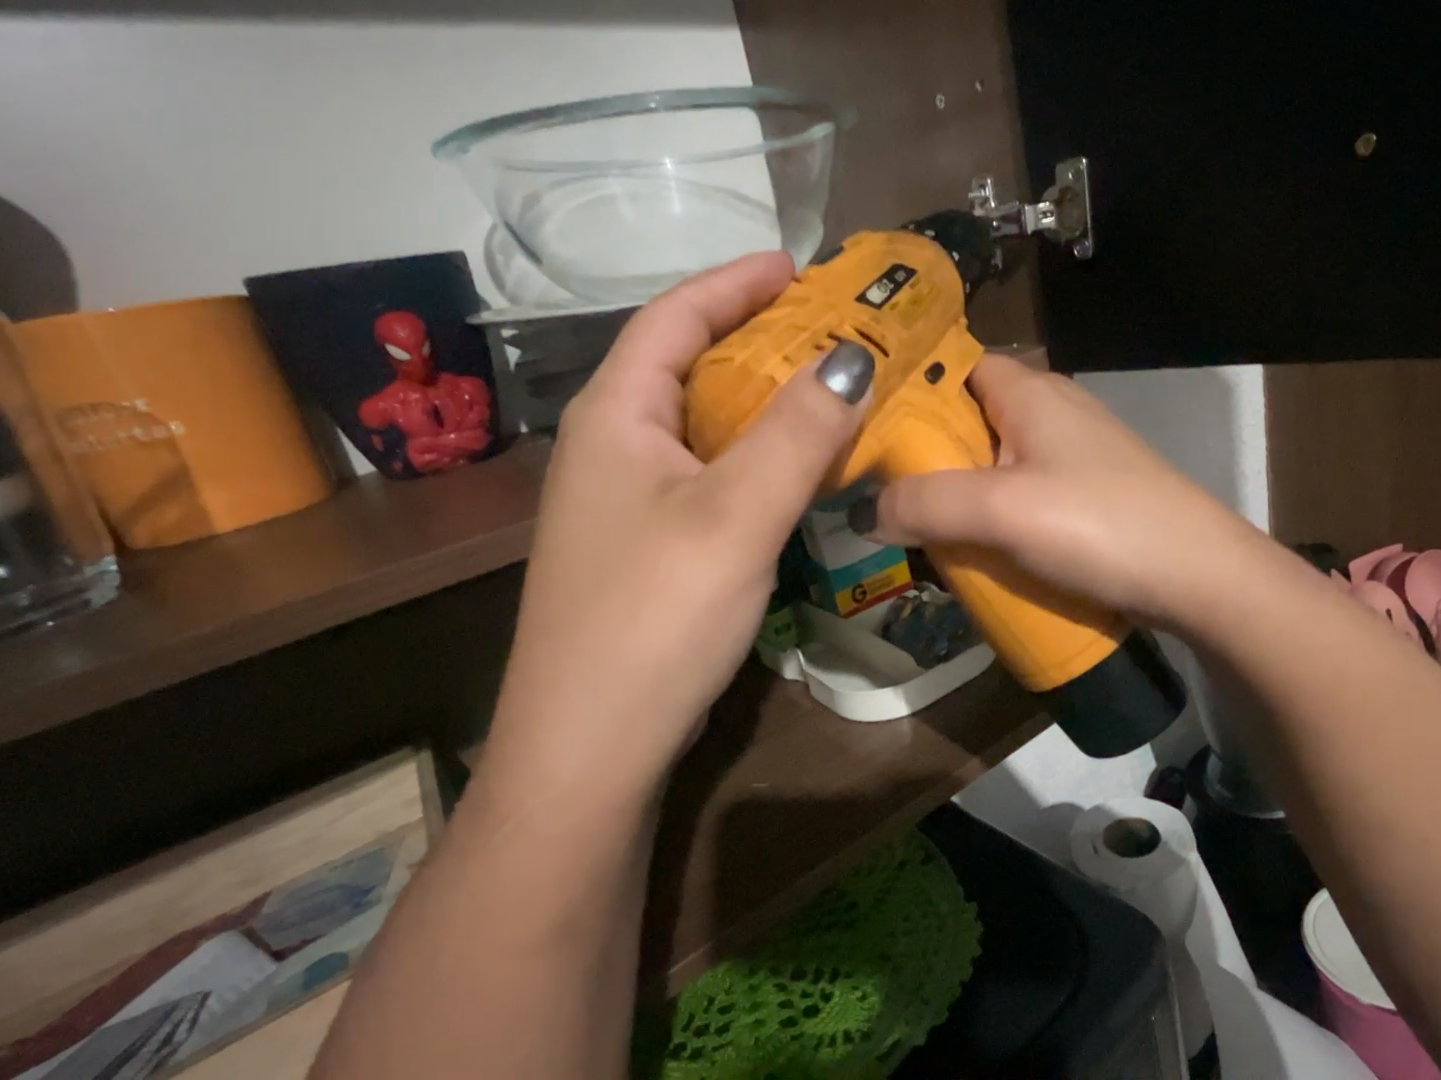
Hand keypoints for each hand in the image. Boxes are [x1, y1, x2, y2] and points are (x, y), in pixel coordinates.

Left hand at [488, 253, 868, 788]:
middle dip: (757, 341)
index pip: (674, 318)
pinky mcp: (644, 551)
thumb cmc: (654, 616)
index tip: (800, 266)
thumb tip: (852, 359)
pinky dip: (753, 461)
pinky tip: (794, 479)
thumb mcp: (734, 516)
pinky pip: (705, 478)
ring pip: (699, 430)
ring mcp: (622, 505)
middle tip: (833, 335)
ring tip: (827, 396)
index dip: (734, 283)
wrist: (587, 748)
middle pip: (686, 369)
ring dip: (761, 405)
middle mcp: (610, 449)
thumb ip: (796, 434)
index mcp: (615, 417)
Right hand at [867, 353, 1260, 629]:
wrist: (1201, 579)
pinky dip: (993, 519)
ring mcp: (1074, 455)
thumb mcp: (1000, 510)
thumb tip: (865, 514)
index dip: (906, 389)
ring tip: (917, 532)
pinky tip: (975, 552)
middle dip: (925, 457)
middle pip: (968, 419)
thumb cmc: (1099, 525)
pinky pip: (1021, 497)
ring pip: (993, 465)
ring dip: (958, 496)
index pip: (952, 366)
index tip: (860, 426)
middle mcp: (1052, 411)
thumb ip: (926, 504)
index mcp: (1029, 392)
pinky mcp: (1088, 495)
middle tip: (878, 494)